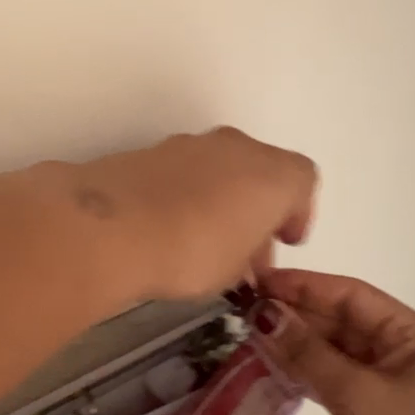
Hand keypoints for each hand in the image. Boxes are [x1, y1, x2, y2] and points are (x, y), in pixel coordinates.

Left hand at [62, 128, 316, 302]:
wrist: (112, 225)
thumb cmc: (192, 251)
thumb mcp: (235, 270)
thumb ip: (248, 256)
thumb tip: (241, 253)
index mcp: (272, 173)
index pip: (302, 181)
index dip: (297, 212)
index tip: (283, 241)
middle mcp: (236, 147)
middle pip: (260, 170)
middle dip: (256, 208)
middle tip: (245, 251)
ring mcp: (190, 143)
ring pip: (220, 167)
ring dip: (220, 198)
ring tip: (204, 242)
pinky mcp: (150, 149)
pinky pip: (183, 170)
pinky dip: (186, 192)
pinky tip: (170, 226)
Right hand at [253, 268, 414, 414]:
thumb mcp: (357, 394)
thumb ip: (307, 350)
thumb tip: (263, 312)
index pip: (353, 295)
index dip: (305, 285)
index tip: (259, 281)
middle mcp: (403, 356)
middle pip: (341, 321)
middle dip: (296, 315)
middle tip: (243, 309)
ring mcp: (386, 389)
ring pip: (332, 352)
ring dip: (293, 344)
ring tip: (247, 334)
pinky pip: (329, 381)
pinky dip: (301, 373)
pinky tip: (268, 366)